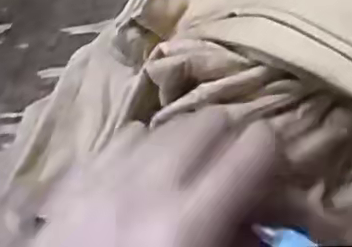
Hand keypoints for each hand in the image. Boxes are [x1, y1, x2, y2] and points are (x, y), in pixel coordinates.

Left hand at [29, 108, 303, 246]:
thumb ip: (237, 242)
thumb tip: (263, 223)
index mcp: (187, 221)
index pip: (256, 144)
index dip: (272, 157)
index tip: (271, 181)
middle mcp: (151, 182)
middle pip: (212, 117)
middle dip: (229, 142)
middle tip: (231, 179)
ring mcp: (109, 170)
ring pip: (171, 119)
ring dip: (189, 141)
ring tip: (188, 176)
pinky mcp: (79, 173)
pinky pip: (128, 133)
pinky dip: (145, 148)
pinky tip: (144, 178)